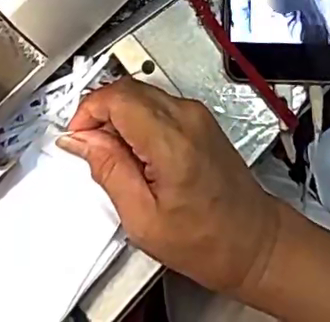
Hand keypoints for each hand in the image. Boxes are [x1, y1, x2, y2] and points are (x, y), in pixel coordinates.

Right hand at [57, 79, 286, 295]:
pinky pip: (156, 102)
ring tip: (115, 156)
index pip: (118, 98)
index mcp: (172, 142)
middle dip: (100, 112)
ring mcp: (195, 113)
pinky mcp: (198, 115)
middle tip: (89, 146)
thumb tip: (82, 140)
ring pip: (140, 92)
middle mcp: (186, 117)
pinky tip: (137, 151)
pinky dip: (137, 118)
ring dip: (118, 114)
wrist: (252, 241)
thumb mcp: (143, 219)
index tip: (77, 134)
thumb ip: (109, 171)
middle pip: (127, 88)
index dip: (89, 111)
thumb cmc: (207, 240)